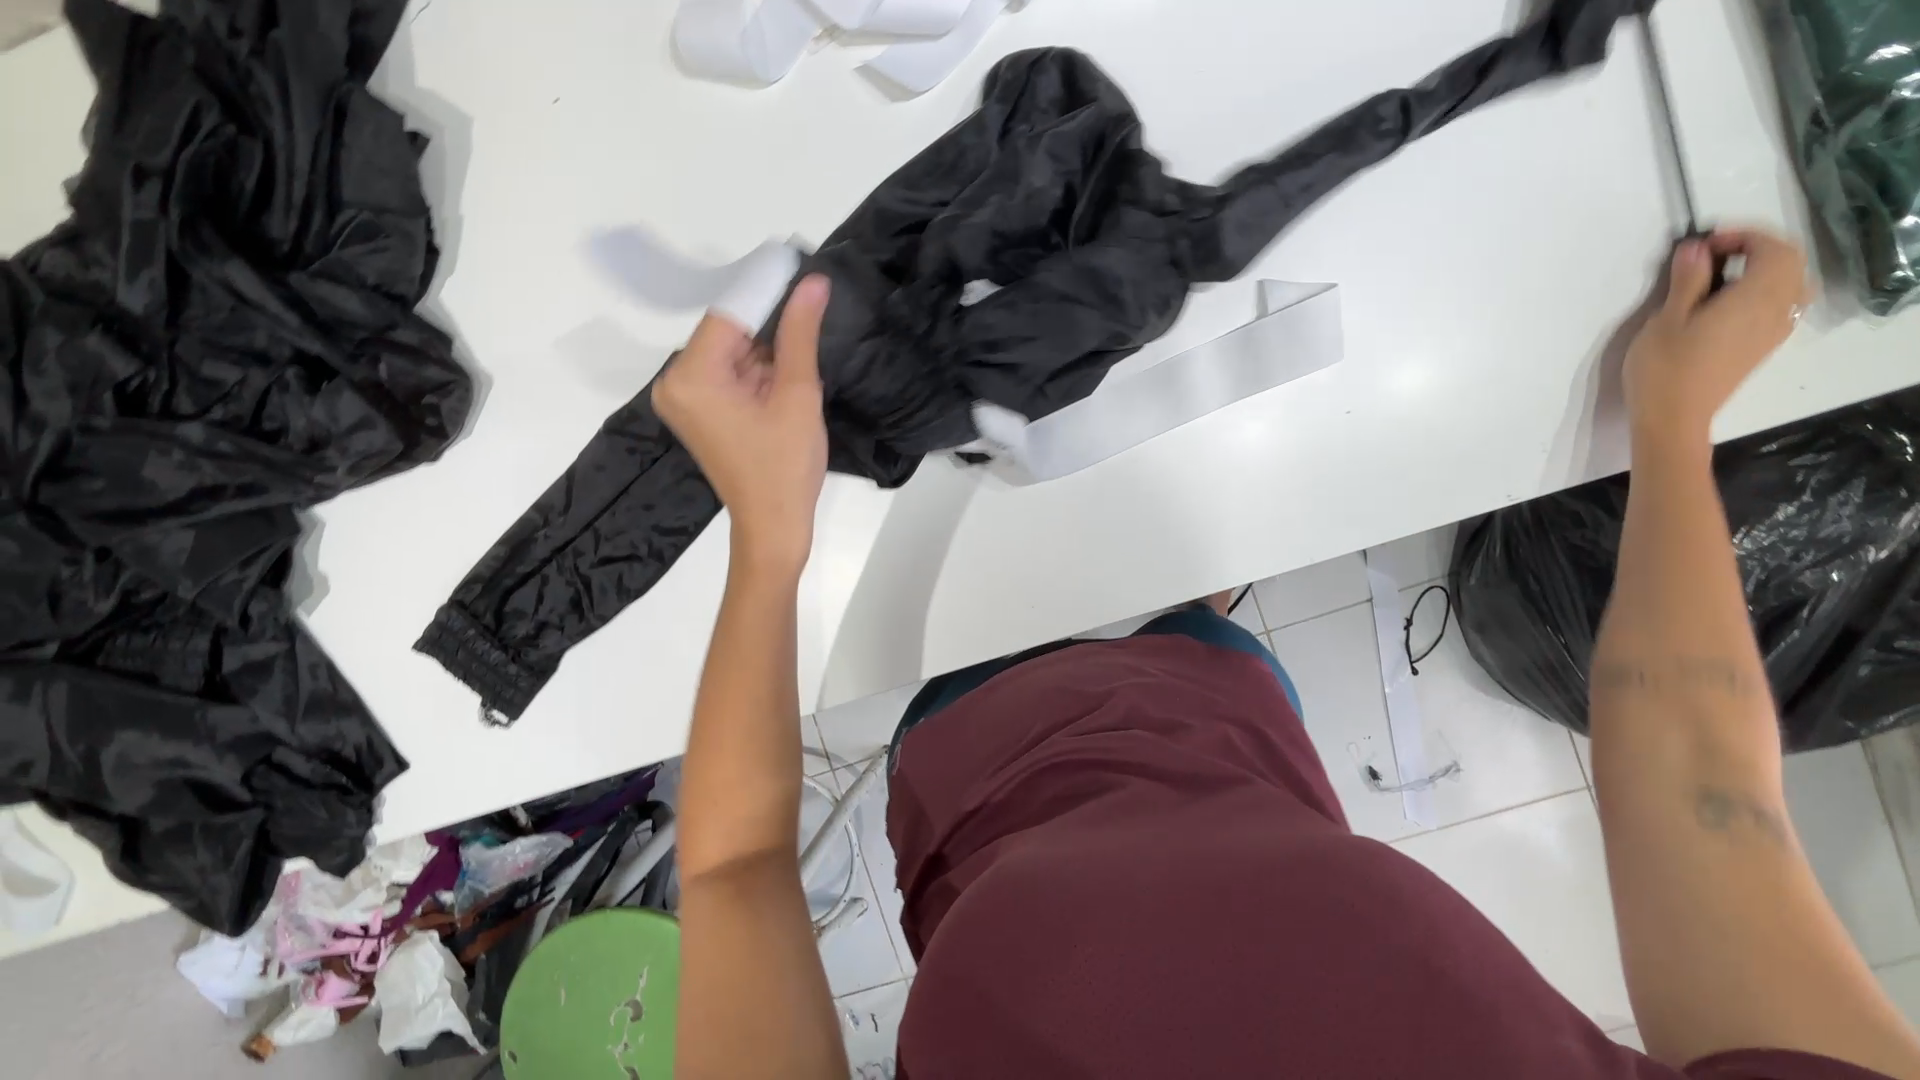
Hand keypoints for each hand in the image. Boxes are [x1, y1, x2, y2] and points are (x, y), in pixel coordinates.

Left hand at [654, 275, 831, 572]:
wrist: (774, 527)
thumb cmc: (786, 466)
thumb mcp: (797, 393)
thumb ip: (799, 332)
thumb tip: (813, 281)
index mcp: (691, 376)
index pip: (729, 312)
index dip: (767, 288)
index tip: (799, 262)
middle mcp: (675, 382)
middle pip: (727, 330)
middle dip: (768, 321)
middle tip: (811, 301)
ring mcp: (684, 398)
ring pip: (731, 350)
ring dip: (766, 346)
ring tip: (806, 338)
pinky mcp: (698, 411)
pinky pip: (728, 372)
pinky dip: (757, 368)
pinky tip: (786, 369)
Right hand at [1624, 228, 1808, 448]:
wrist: (1674, 417)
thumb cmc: (1664, 367)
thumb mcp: (1666, 319)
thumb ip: (1688, 280)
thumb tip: (1697, 248)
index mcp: (1757, 297)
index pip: (1773, 248)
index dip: (1743, 236)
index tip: (1703, 244)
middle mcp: (1778, 308)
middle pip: (1789, 261)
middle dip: (1756, 248)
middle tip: (1711, 254)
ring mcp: (1775, 328)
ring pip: (1790, 282)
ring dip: (1764, 269)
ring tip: (1722, 276)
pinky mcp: (1764, 344)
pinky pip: (1782, 303)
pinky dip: (1764, 289)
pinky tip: (1729, 301)